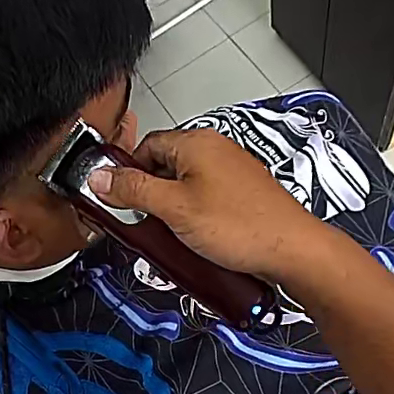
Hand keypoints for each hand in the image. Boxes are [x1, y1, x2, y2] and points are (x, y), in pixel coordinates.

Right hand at [89, 129, 339, 282]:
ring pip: (186, 188)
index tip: (117, 197)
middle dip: (150, 197)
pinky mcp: (242, 198)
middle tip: (145, 223)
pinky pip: (207, 203)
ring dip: (173, 212)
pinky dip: (196, 219)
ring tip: (173, 237)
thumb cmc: (245, 226)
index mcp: (196, 143)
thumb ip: (134, 191)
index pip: (145, 146)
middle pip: (165, 167)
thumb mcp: (174, 209)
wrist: (291, 251)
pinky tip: (197, 242)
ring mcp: (232, 174)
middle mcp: (216, 152)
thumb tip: (102, 178)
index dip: (127, 172)